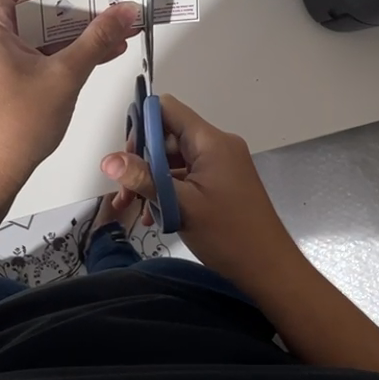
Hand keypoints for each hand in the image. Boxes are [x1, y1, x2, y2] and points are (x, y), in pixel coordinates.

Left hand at [0, 0, 141, 200]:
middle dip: (82, 2)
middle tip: (118, 7)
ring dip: (80, 28)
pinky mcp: (5, 70)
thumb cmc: (15, 125)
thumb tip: (126, 12)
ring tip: (121, 31)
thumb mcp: (64, 76)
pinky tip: (104, 52)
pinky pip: (40, 47)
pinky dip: (68, 48)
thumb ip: (97, 39)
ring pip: (42, 25)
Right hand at [99, 95, 302, 287]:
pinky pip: (187, 176)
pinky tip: (154, 215)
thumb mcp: (179, 205)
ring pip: (174, 160)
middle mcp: (217, 145)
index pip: (167, 109)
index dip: (142, 126)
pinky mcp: (222, 183)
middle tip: (125, 192)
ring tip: (135, 208)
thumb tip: (108, 159)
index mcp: (210, 141)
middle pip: (168, 137)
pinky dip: (169, 190)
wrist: (270, 270)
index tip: (128, 157)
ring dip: (152, 180)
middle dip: (142, 161)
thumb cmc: (228, 235)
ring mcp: (221, 165)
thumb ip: (143, 178)